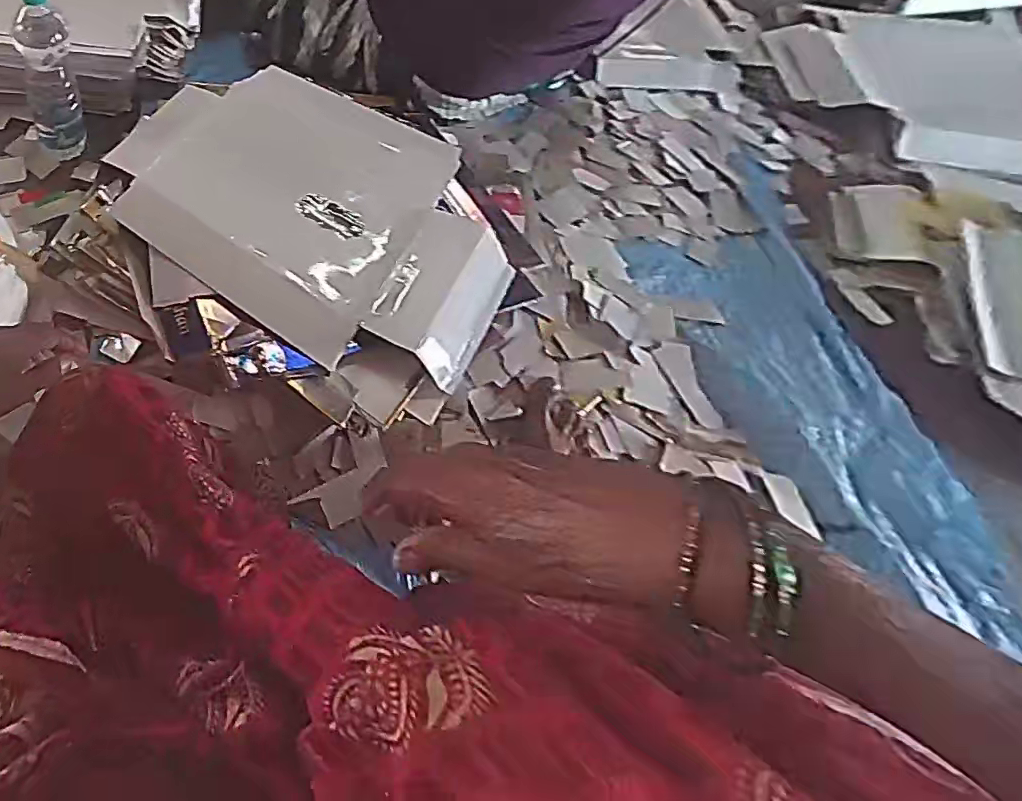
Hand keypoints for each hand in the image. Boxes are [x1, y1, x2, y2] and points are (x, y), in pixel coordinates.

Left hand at [0, 322, 86, 427]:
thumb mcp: (26, 387)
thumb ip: (50, 372)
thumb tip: (68, 361)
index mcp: (24, 338)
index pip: (56, 333)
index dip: (72, 342)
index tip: (83, 354)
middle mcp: (8, 332)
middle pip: (39, 331)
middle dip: (56, 343)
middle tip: (68, 358)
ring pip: (23, 336)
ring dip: (39, 347)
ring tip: (48, 365)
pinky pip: (9, 342)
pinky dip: (22, 350)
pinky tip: (23, 367)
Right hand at [363, 446, 693, 608]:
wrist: (653, 528)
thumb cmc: (570, 557)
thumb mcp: (500, 567)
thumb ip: (443, 552)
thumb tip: (401, 550)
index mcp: (458, 483)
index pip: (397, 477)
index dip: (375, 495)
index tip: (368, 517)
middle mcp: (474, 458)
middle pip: (420, 465)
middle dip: (403, 493)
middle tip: (402, 528)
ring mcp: (505, 452)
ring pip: (450, 462)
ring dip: (434, 488)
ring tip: (440, 524)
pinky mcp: (532, 455)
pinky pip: (479, 463)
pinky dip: (463, 483)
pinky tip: (485, 512)